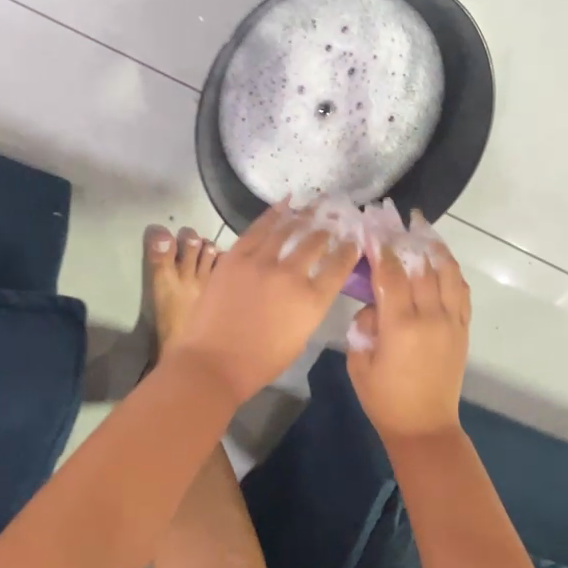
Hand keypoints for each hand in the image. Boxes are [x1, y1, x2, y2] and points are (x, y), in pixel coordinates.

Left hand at [162, 200, 359, 402]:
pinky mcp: (235, 257)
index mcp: (312, 302)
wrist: (214, 363)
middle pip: (316, 241)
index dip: (350, 249)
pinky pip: (259, 228)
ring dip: (305, 215)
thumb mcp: (299, 338)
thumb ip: (309, 308)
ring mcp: (261, 262)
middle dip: (329, 228)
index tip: (354, 240)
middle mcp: (291, 275)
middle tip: (336, 217)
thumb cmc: (259, 363)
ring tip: (315, 206)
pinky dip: (274, 213)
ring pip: (289, 228)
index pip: (340, 265)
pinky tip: (285, 204)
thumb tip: (311, 289)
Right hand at [346, 207, 470, 441]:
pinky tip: (440, 257)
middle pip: (421, 266)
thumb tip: (374, 307)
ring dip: (433, 246)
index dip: (380, 248)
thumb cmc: (384, 400)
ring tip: (420, 226)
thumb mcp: (360, 363)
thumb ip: (364, 328)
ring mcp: (452, 321)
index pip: (391, 275)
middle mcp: (431, 316)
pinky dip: (450, 269)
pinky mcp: (462, 328)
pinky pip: (460, 290)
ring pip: (446, 272)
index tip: (371, 226)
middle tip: (392, 217)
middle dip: (405, 239)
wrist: (424, 426)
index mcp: (402, 326)